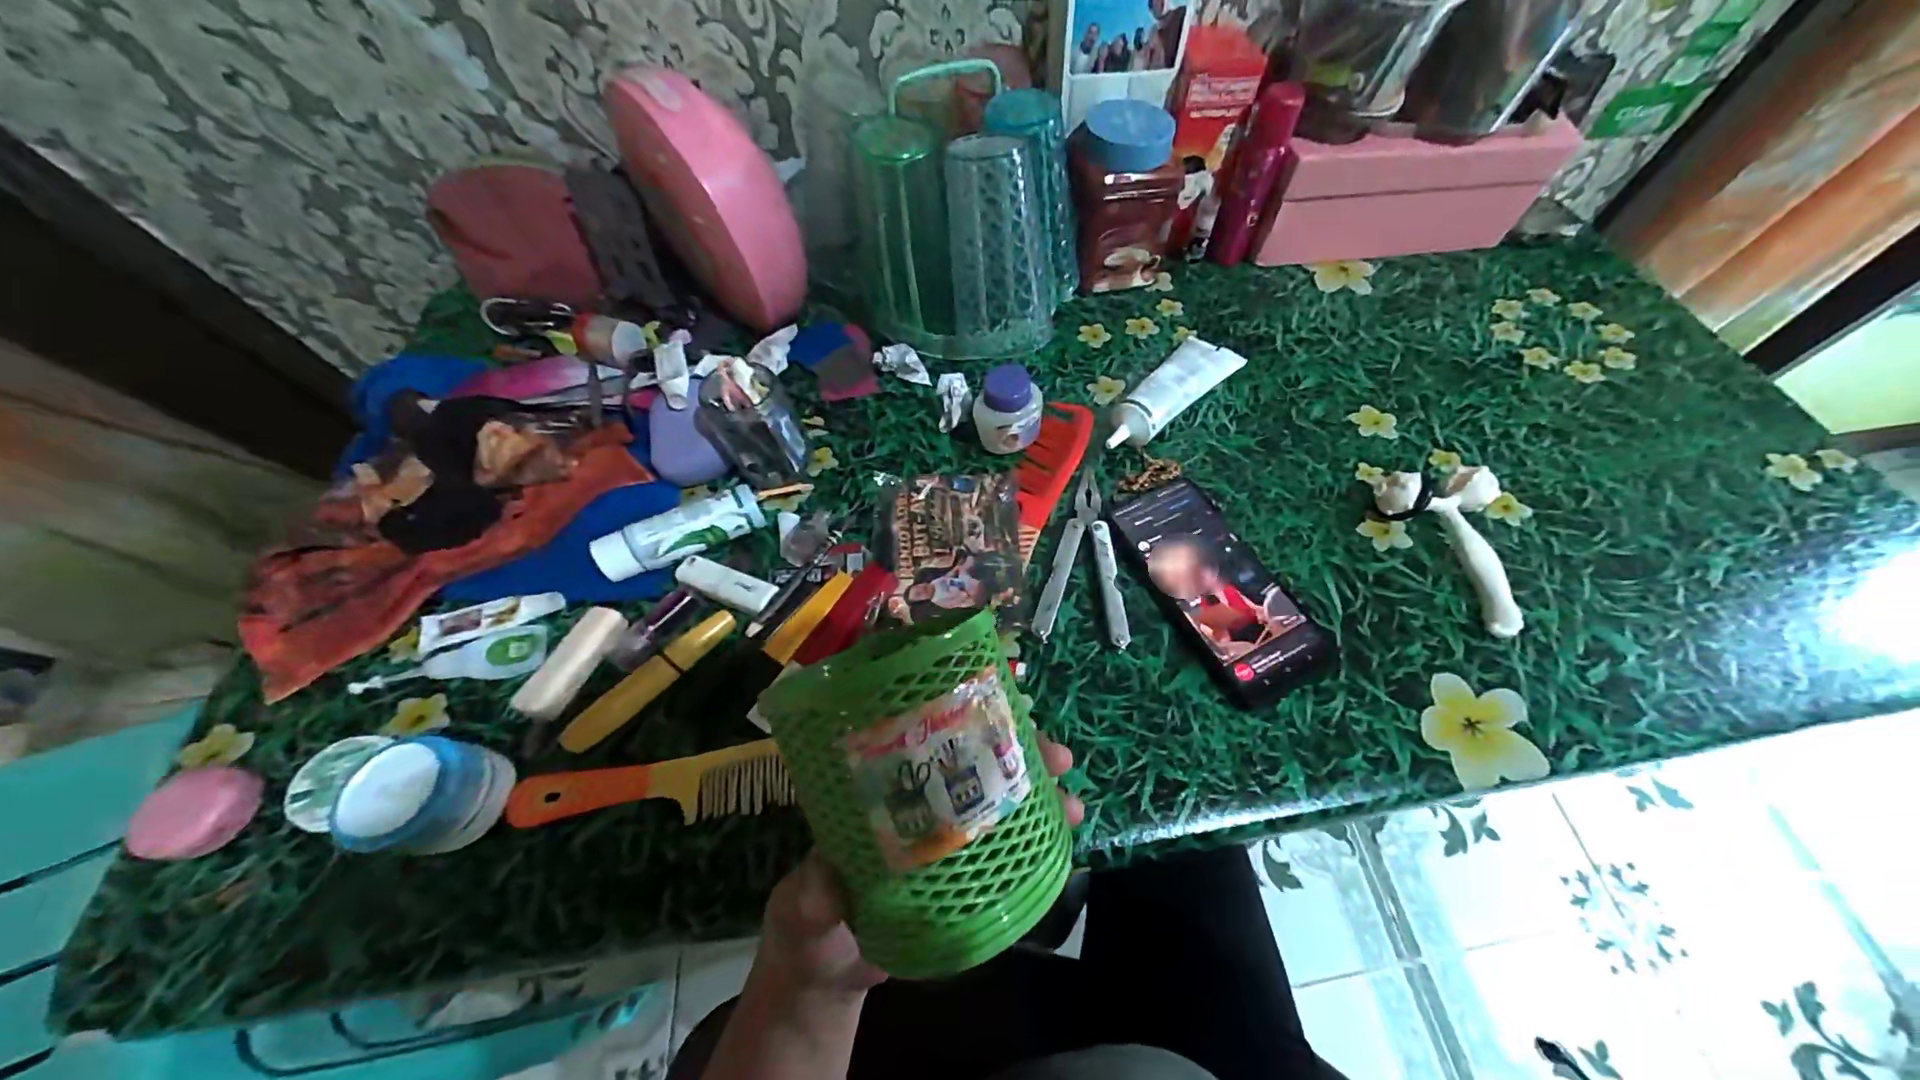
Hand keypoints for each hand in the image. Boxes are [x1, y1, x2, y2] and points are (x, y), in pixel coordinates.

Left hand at [760, 733, 1083, 991]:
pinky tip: (1065, 836)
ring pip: (997, 797)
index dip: (965, 717)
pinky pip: (1004, 845)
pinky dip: (1036, 836)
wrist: (826, 971)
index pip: (925, 735)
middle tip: (1056, 755)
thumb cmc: (808, 923)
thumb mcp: (805, 906)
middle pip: (974, 759)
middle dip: (1019, 749)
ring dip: (1039, 791)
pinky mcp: (961, 871)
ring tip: (1072, 802)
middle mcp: (917, 800)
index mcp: (878, 788)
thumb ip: (813, 896)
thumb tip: (827, 884)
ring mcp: (943, 834)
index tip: (1004, 710)